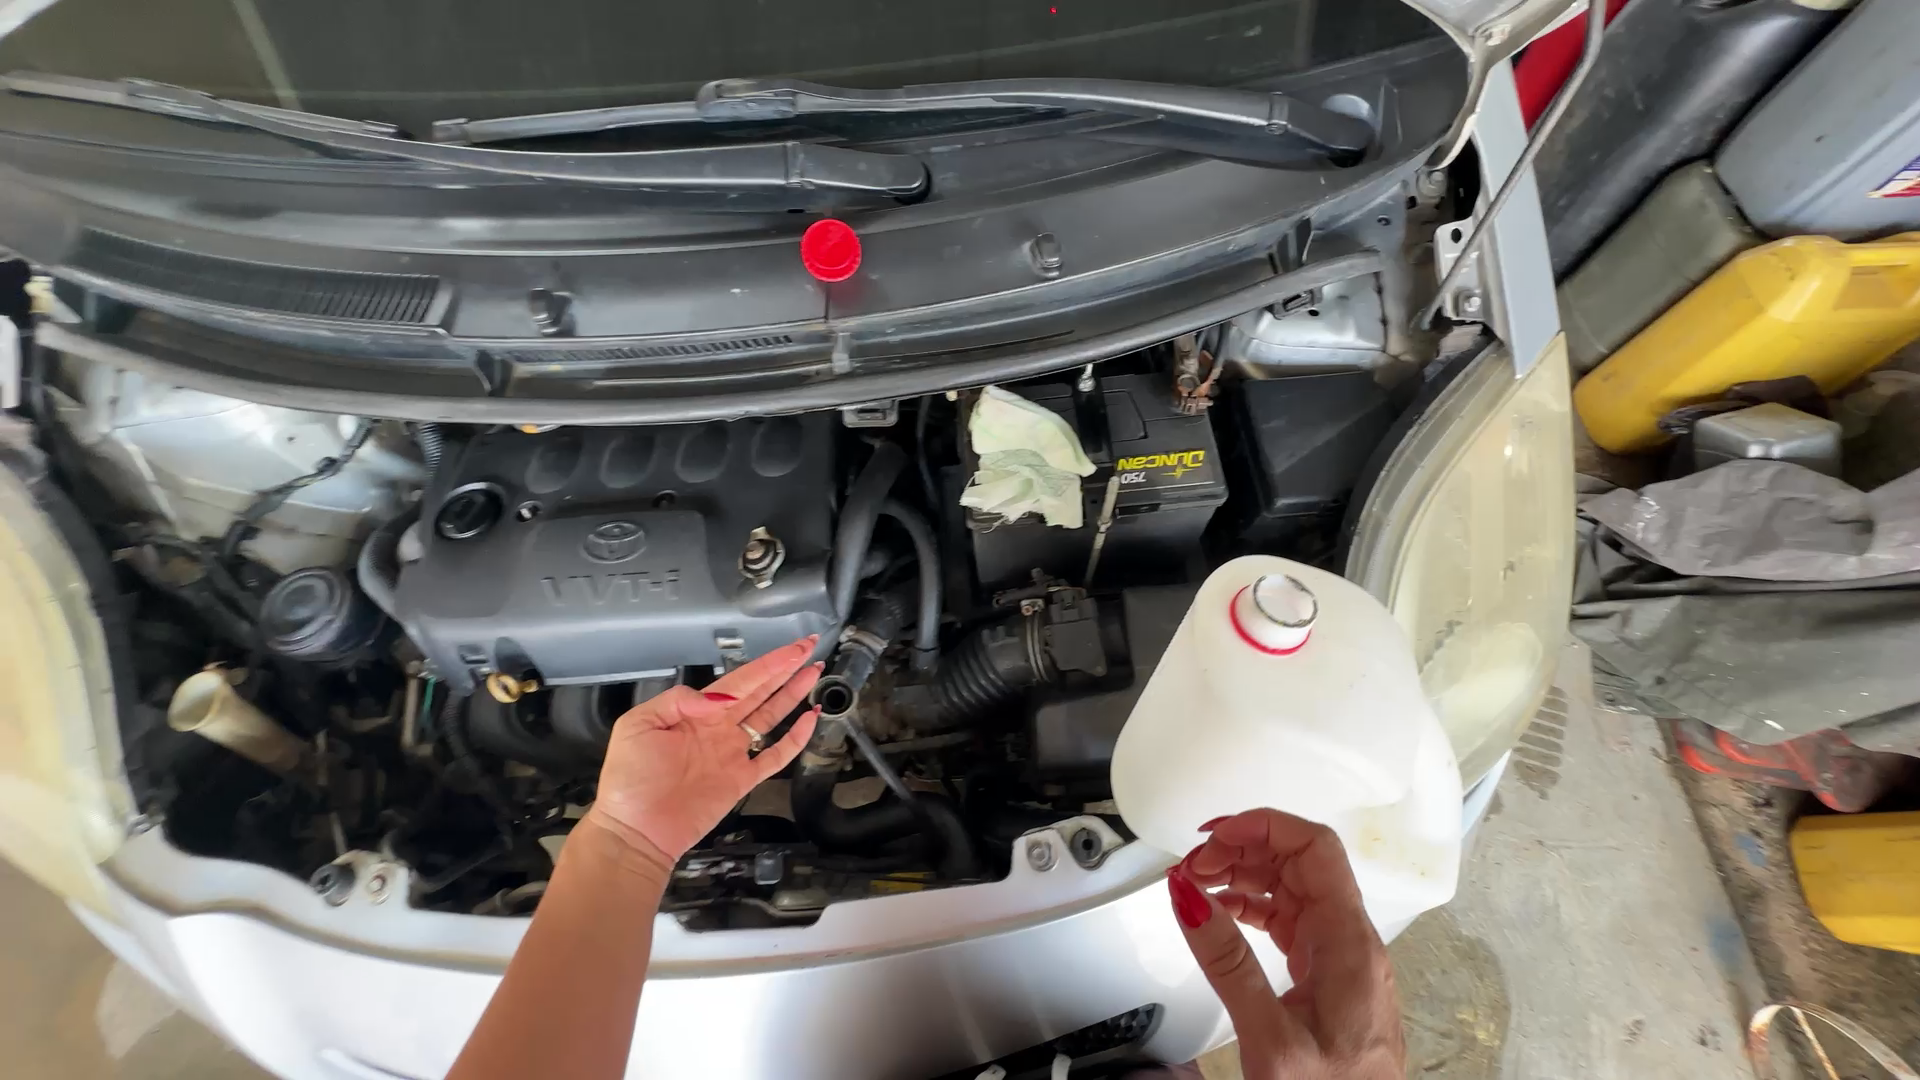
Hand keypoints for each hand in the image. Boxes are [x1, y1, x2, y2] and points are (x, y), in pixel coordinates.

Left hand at [583, 636, 822, 866]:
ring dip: (793, 694)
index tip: (794, 647)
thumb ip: (677, 701)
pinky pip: (776, 755)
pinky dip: (795, 738)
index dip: (770, 663)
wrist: (636, 831)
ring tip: (815, 673)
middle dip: (786, 668)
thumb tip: (716, 698)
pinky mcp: (743, 780)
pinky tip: (810, 719)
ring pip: (772, 716)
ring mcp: (734, 753)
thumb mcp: (638, 725)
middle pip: (762, 691)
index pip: (742, 680)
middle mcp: (721, 727)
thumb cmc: (630, 779)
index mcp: (699, 712)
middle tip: (810, 648)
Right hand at [1166, 809, 1402, 1079]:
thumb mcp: (1271, 1038)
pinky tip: (1219, 909)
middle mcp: (1350, 940)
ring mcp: (1338, 955)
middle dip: (1241, 848)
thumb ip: (1227, 962)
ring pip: (1289, 884)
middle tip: (1193, 865)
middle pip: (1298, 860)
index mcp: (1349, 943)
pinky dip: (1248, 902)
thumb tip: (1188, 894)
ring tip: (1196, 881)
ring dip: (1241, 871)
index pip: (1315, 848)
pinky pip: (1285, 915)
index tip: (1214, 834)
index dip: (1263, 826)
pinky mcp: (1324, 973)